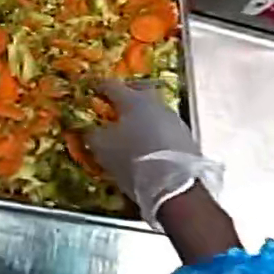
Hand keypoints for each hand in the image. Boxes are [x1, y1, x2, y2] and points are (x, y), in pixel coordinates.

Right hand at [86, 80, 222, 228]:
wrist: (176, 188)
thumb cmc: (131, 158)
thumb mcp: (100, 146)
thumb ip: (90, 132)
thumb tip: (87, 128)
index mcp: (133, 100)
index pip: (112, 85)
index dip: (99, 87)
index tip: (91, 92)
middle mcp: (156, 105)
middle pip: (138, 93)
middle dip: (125, 98)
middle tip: (113, 107)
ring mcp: (175, 122)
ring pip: (153, 112)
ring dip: (141, 117)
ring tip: (129, 131)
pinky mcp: (187, 141)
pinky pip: (164, 129)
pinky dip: (153, 133)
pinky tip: (146, 146)